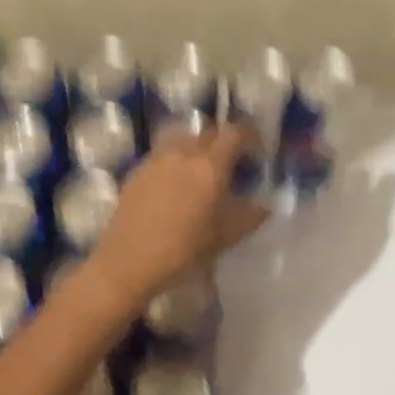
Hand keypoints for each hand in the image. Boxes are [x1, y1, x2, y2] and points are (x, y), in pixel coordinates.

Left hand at [87, 124, 269, 304]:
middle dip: (224, 143)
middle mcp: (182, 152)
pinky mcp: (137, 170)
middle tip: (232, 165)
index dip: (251, 137)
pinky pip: (163, 155)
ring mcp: (156, 159)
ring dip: (197, 149)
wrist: (128, 262)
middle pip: (208, 132)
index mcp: (209, 165)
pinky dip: (176, 162)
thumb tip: (266, 204)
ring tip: (201, 173)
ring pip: (183, 140)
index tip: (257, 154)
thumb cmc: (183, 250)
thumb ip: (251, 215)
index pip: (235, 133)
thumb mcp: (226, 237)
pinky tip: (175, 187)